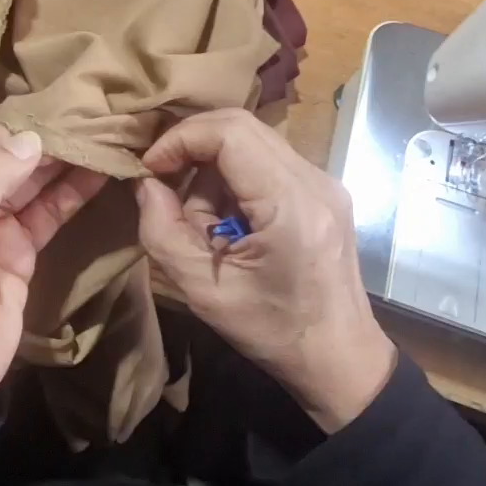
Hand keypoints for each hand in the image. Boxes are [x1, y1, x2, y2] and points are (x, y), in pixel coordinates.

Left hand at [0, 117, 107, 419]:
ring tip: (100, 143)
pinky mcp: (18, 251)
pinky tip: (99, 175)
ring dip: (61, 164)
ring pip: (29, 182)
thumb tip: (32, 139)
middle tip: (84, 128)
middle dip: (39, 141)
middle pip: (1, 154)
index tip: (36, 139)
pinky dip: (71, 195)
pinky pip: (47, 214)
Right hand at [134, 109, 395, 431]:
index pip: (230, 132)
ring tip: (201, 221)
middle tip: (162, 180)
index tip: (151, 169)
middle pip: (241, 126)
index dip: (181, 138)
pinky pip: (266, 161)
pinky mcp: (322, 191)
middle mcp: (315, 180)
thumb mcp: (202, 291)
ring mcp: (324, 183)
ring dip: (212, 168)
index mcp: (291, 204)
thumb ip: (163, 231)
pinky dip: (234, 179)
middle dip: (191, 146)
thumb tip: (145, 183)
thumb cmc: (272, 331)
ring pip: (252, 141)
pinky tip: (228, 221)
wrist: (340, 359)